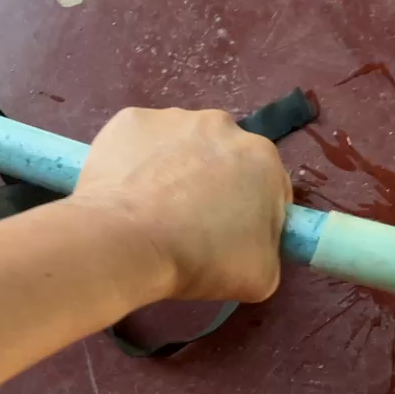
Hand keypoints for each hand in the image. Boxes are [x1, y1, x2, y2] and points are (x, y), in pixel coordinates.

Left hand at [72, 107, 290, 301]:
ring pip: (183, 147)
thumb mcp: (262, 275)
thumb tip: (257, 243)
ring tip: (155, 212)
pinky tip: (129, 195)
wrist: (124, 244)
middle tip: (194, 227)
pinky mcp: (130, 120)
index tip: (235, 238)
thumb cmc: (201, 259)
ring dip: (177, 171)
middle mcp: (223, 125)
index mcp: (263, 157)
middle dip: (217, 186)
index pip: (270, 187)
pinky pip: (142, 144)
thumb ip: (270, 250)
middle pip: (226, 160)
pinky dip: (138, 164)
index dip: (256, 215)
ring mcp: (173, 118)